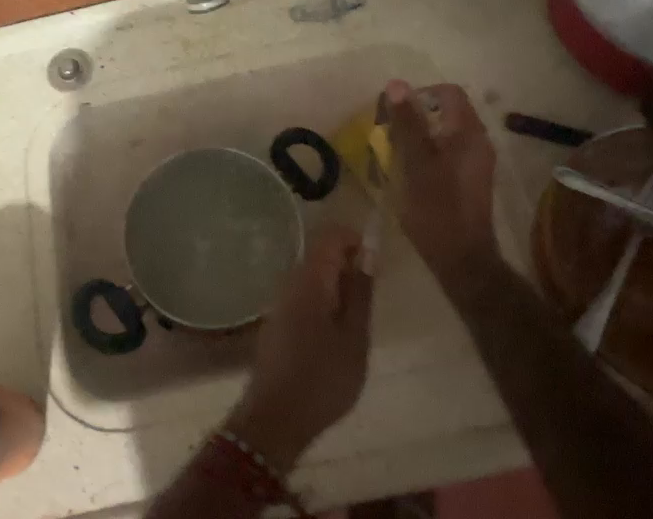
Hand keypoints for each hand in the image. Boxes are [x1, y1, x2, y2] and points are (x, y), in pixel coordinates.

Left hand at [225, 225, 373, 470]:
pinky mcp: (277, 320)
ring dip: (336, 283)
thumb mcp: (355, 337)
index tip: (377, 260)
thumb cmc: (323, 378)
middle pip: (319, 253)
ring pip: (312, 275)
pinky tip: (335, 329)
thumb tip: (368, 254)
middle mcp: (290, 281)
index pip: (331, 235)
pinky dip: (323, 299)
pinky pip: (303, 294)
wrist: (276, 417)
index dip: (356, 238)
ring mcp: (279, 301)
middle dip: (348, 262)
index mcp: (310, 279)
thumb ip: (361, 293)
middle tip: (372, 293)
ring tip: (358, 314)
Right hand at [382, 80, 502, 294]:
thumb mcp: (415, 162)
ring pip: (445, 133)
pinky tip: (409, 173)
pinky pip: (448, 153)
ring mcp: (476, 162)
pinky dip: (428, 154)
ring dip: (419, 137)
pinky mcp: (470, 180)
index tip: (395, 112)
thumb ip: (407, 122)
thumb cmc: (436, 208)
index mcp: (469, 133)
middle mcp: (478, 142)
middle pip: (447, 112)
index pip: (448, 92)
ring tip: (394, 154)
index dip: (420, 94)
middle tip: (390, 134)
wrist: (461, 259)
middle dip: (415, 117)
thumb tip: (397, 84)